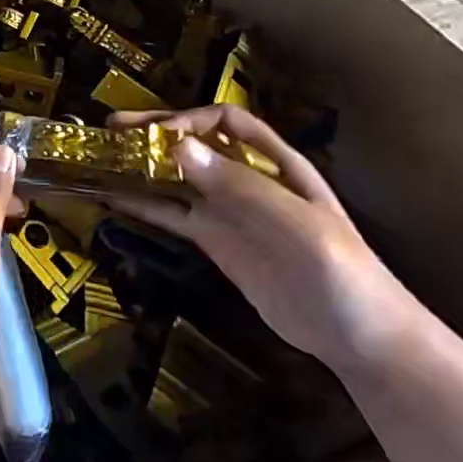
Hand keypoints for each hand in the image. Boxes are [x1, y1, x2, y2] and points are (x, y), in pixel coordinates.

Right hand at [107, 106, 425, 372]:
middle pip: (194, 144)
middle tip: (110, 127)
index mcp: (276, 164)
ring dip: (141, 165)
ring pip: (177, 177)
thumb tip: (176, 148)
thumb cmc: (343, 274)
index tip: (153, 135)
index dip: (189, 121)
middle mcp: (246, 180)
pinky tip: (113, 198)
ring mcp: (228, 212)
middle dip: (152, 133)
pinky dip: (143, 205)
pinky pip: (173, 215)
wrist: (361, 340)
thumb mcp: (298, 226)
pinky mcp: (214, 241)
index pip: (225, 123)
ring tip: (101, 157)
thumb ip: (239, 187)